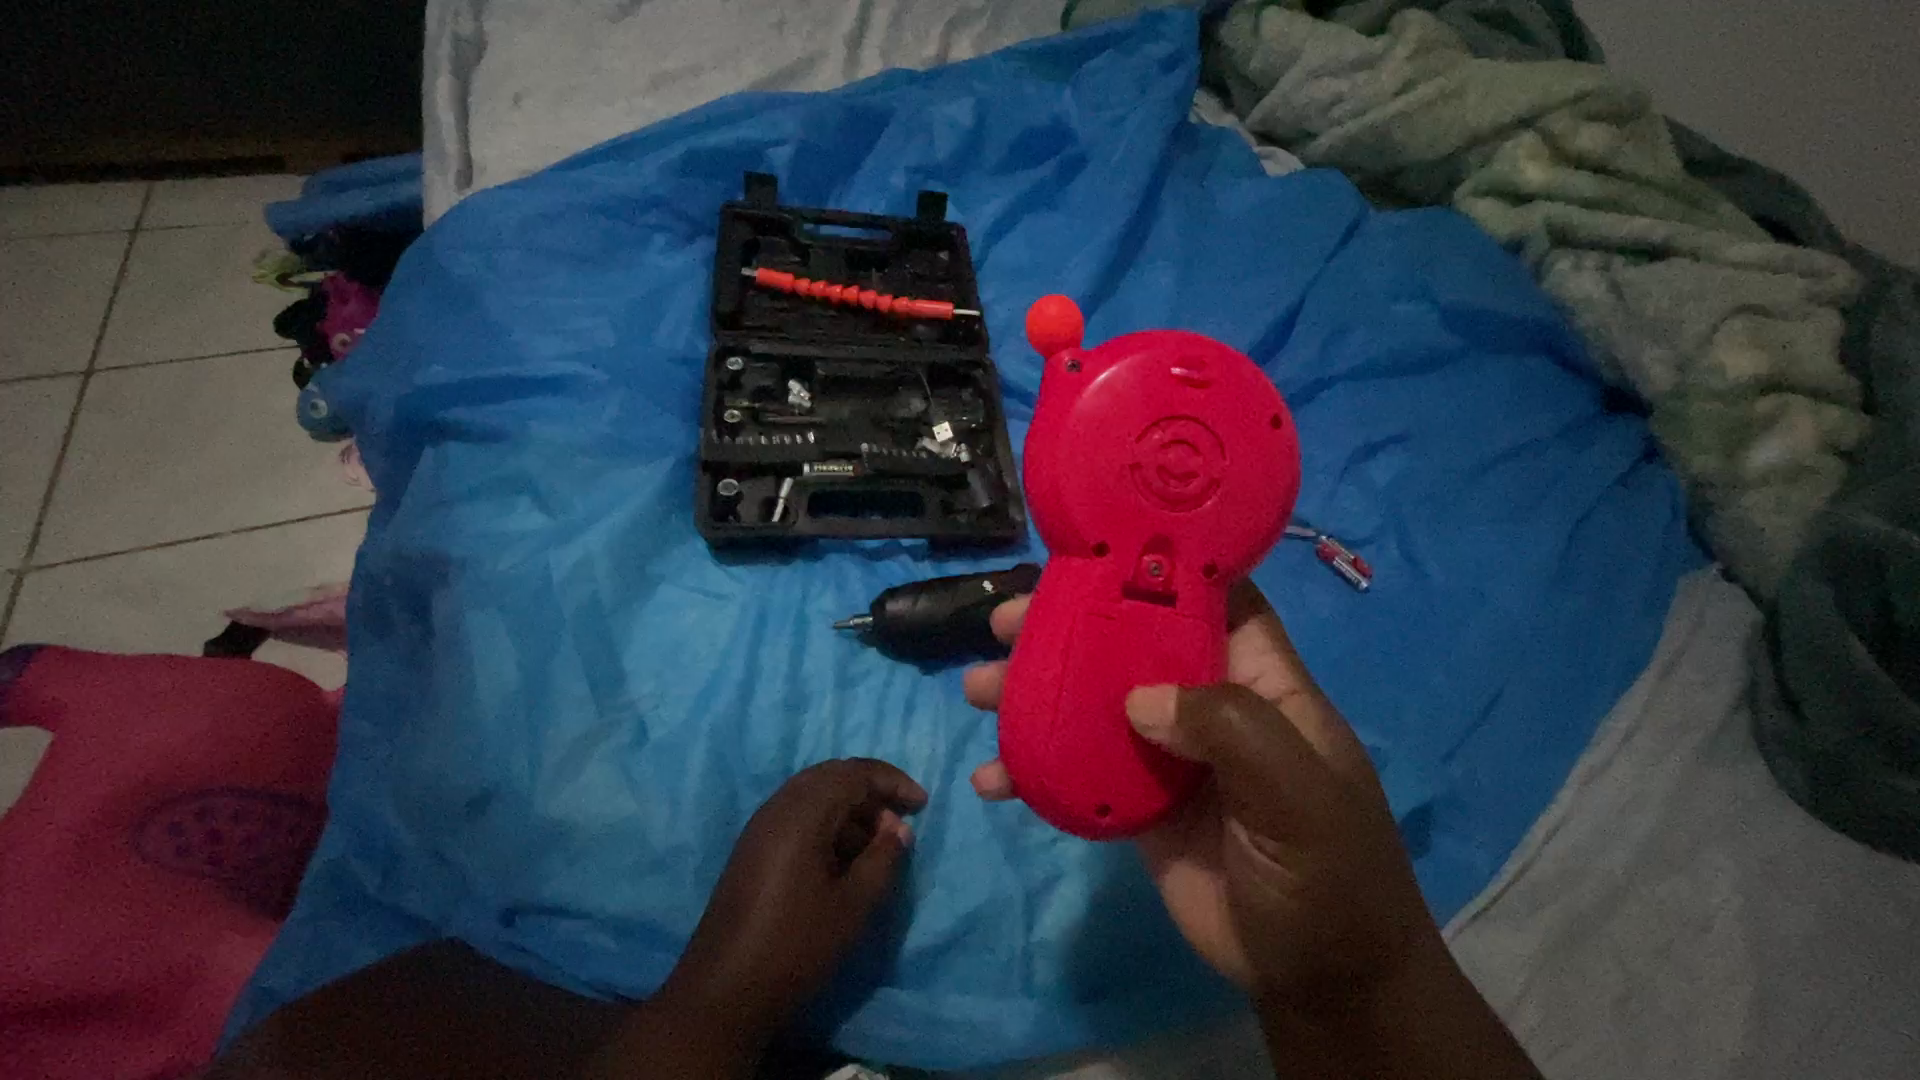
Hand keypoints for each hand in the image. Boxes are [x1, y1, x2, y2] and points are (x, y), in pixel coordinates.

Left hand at [658, 759, 926, 1043]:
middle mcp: (778, 808)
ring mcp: (761, 827)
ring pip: (813, 795)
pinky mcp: (753, 848)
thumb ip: (882, 859)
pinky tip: (844, 857)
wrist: (723, 993)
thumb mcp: (852, 905)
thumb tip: (899, 829)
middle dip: (871, 791)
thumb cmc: (795, 946)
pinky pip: (797, 815)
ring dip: (849, 808)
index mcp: (801, 813)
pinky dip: (827, 823)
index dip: (892, 781)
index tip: (921, 804)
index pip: (854, 773)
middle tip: (900, 819)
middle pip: (832, 776)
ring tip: (877, 844)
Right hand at [963, 584, 1436, 1008]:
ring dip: (1033, 692)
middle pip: (1130, 644)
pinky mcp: (1134, 803)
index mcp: (1258, 683)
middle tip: (1004, 623)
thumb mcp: (1297, 795)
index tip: (1093, 551)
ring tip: (977, 689)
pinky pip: (1075, 773)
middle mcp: (1206, 705)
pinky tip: (993, 779)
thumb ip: (1229, 731)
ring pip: (1091, 703)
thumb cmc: (1327, 876)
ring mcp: (1166, 755)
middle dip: (1067, 627)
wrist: (1317, 978)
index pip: (1212, 601)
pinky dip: (1033, 771)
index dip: (1160, 568)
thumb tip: (1138, 699)